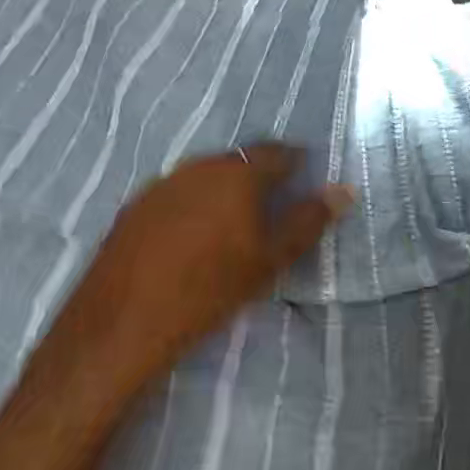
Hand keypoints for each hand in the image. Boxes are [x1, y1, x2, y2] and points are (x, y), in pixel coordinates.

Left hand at [75, 144, 349, 382]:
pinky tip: (189, 234)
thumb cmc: (209, 287)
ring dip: (223, 189)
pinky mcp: (138, 202)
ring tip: (231, 221)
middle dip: (258, 177)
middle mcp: (201, 164)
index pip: (276, 152)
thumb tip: (344, 189)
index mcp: (237, 172)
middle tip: (270, 204)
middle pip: (239, 162)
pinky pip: (178, 192)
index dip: (294, 162)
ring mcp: (165, 180)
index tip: (304, 175)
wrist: (125, 317)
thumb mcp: (268, 259)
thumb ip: (307, 221)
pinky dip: (192, 204)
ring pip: (206, 175)